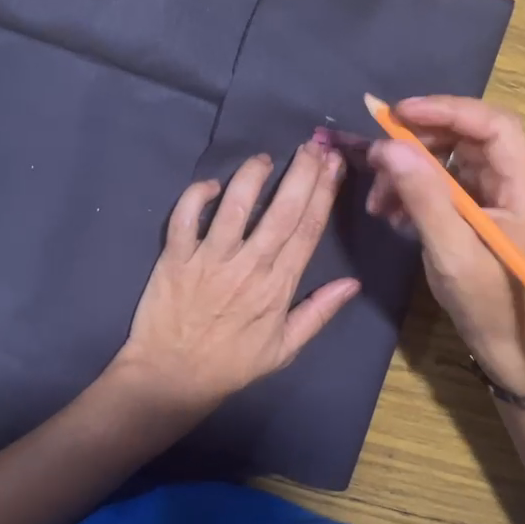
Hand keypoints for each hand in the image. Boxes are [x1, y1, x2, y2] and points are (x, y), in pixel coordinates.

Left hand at [114, 136, 360, 410]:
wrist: (172, 378)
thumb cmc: (231, 364)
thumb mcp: (284, 349)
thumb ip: (318, 313)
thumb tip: (352, 283)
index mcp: (278, 287)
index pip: (308, 230)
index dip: (323, 194)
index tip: (334, 164)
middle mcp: (248, 266)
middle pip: (281, 211)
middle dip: (301, 174)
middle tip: (312, 145)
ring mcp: (209, 260)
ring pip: (235, 207)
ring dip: (252, 177)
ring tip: (264, 159)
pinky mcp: (175, 258)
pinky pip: (184, 218)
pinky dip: (195, 197)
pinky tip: (210, 185)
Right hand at [364, 97, 524, 364]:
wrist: (502, 340)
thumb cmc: (485, 301)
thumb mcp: (450, 252)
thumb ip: (423, 197)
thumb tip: (389, 148)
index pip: (495, 125)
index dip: (447, 110)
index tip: (398, 114)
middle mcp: (519, 180)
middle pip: (470, 134)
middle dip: (420, 140)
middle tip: (379, 157)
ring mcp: (501, 190)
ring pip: (452, 153)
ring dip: (410, 167)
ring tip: (379, 197)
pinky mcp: (482, 202)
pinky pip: (445, 176)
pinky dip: (414, 186)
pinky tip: (392, 210)